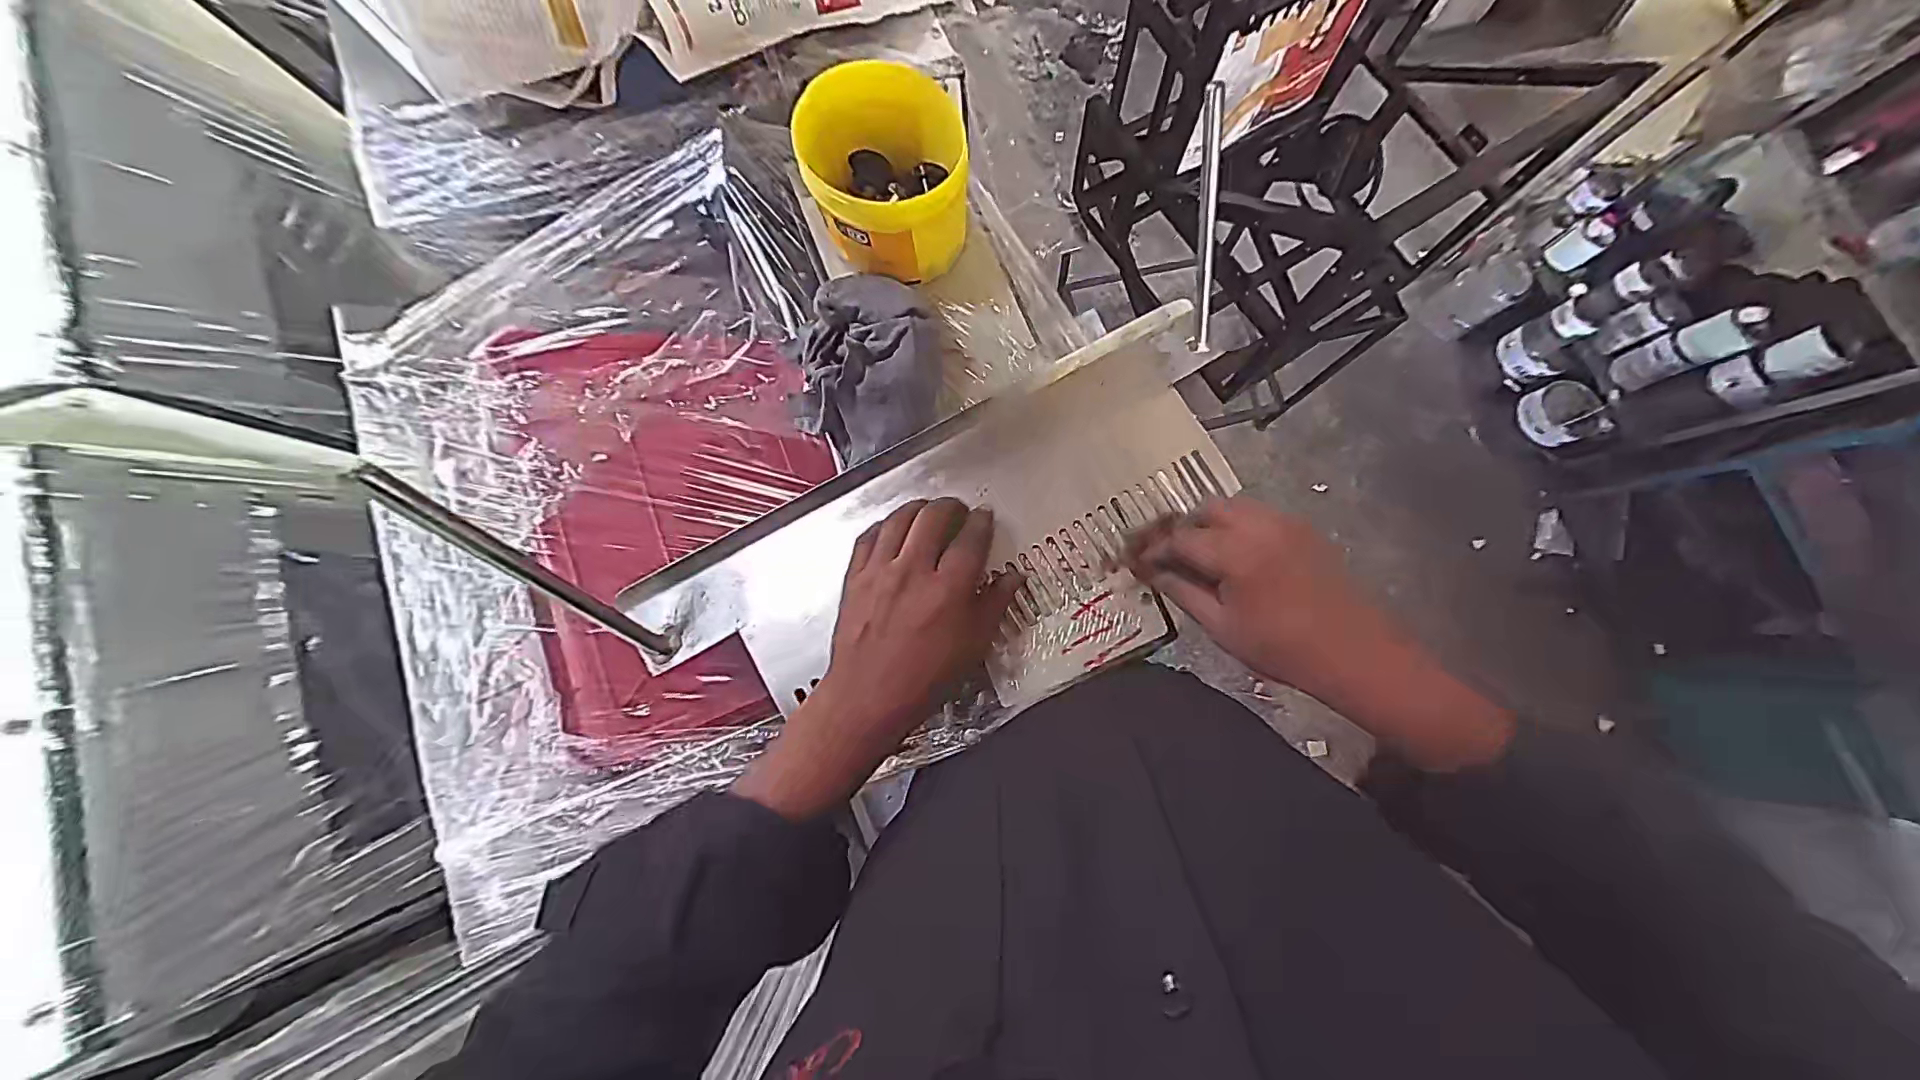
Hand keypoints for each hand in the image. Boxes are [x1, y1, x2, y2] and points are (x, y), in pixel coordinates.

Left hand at [733, 498, 1019, 819]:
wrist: (867, 697)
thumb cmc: (922, 679)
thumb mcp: (972, 646)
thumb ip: (994, 605)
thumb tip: (1012, 579)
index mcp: (948, 589)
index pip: (971, 538)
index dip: (982, 521)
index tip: (984, 517)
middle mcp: (914, 572)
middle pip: (934, 517)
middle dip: (950, 506)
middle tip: (957, 510)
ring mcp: (880, 572)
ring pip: (899, 519)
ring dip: (918, 508)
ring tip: (927, 511)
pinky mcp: (855, 577)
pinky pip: (869, 536)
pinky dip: (884, 526)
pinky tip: (891, 529)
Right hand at [1126, 497, 1512, 770]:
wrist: (1356, 653)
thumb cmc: (1282, 649)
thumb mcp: (1222, 627)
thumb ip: (1183, 592)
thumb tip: (1154, 573)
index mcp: (1235, 551)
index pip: (1180, 538)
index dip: (1154, 549)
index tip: (1138, 561)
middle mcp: (1259, 525)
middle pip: (1205, 509)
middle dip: (1181, 528)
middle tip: (1166, 554)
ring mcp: (1285, 523)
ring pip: (1232, 507)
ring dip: (1208, 524)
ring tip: (1197, 555)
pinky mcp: (1303, 530)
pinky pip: (1257, 515)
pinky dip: (1235, 526)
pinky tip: (1231, 555)